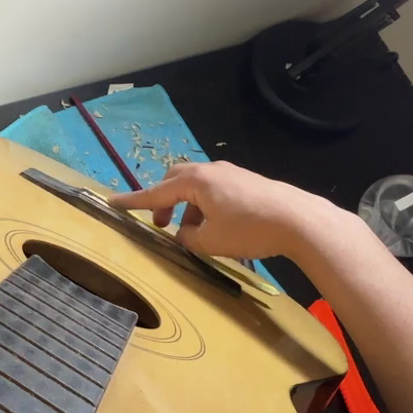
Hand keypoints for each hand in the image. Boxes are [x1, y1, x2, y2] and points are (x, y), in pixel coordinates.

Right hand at [110, 161, 336, 260]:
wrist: (299, 220)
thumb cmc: (249, 229)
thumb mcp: (210, 241)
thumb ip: (188, 238)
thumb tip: (183, 234)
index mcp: (195, 182)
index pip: (155, 193)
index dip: (133, 201)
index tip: (113, 203)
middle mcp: (209, 171)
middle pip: (175, 180)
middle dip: (163, 202)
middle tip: (162, 225)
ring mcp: (230, 174)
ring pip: (196, 187)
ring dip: (187, 208)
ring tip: (193, 234)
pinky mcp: (246, 182)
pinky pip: (214, 190)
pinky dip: (205, 206)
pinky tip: (218, 229)